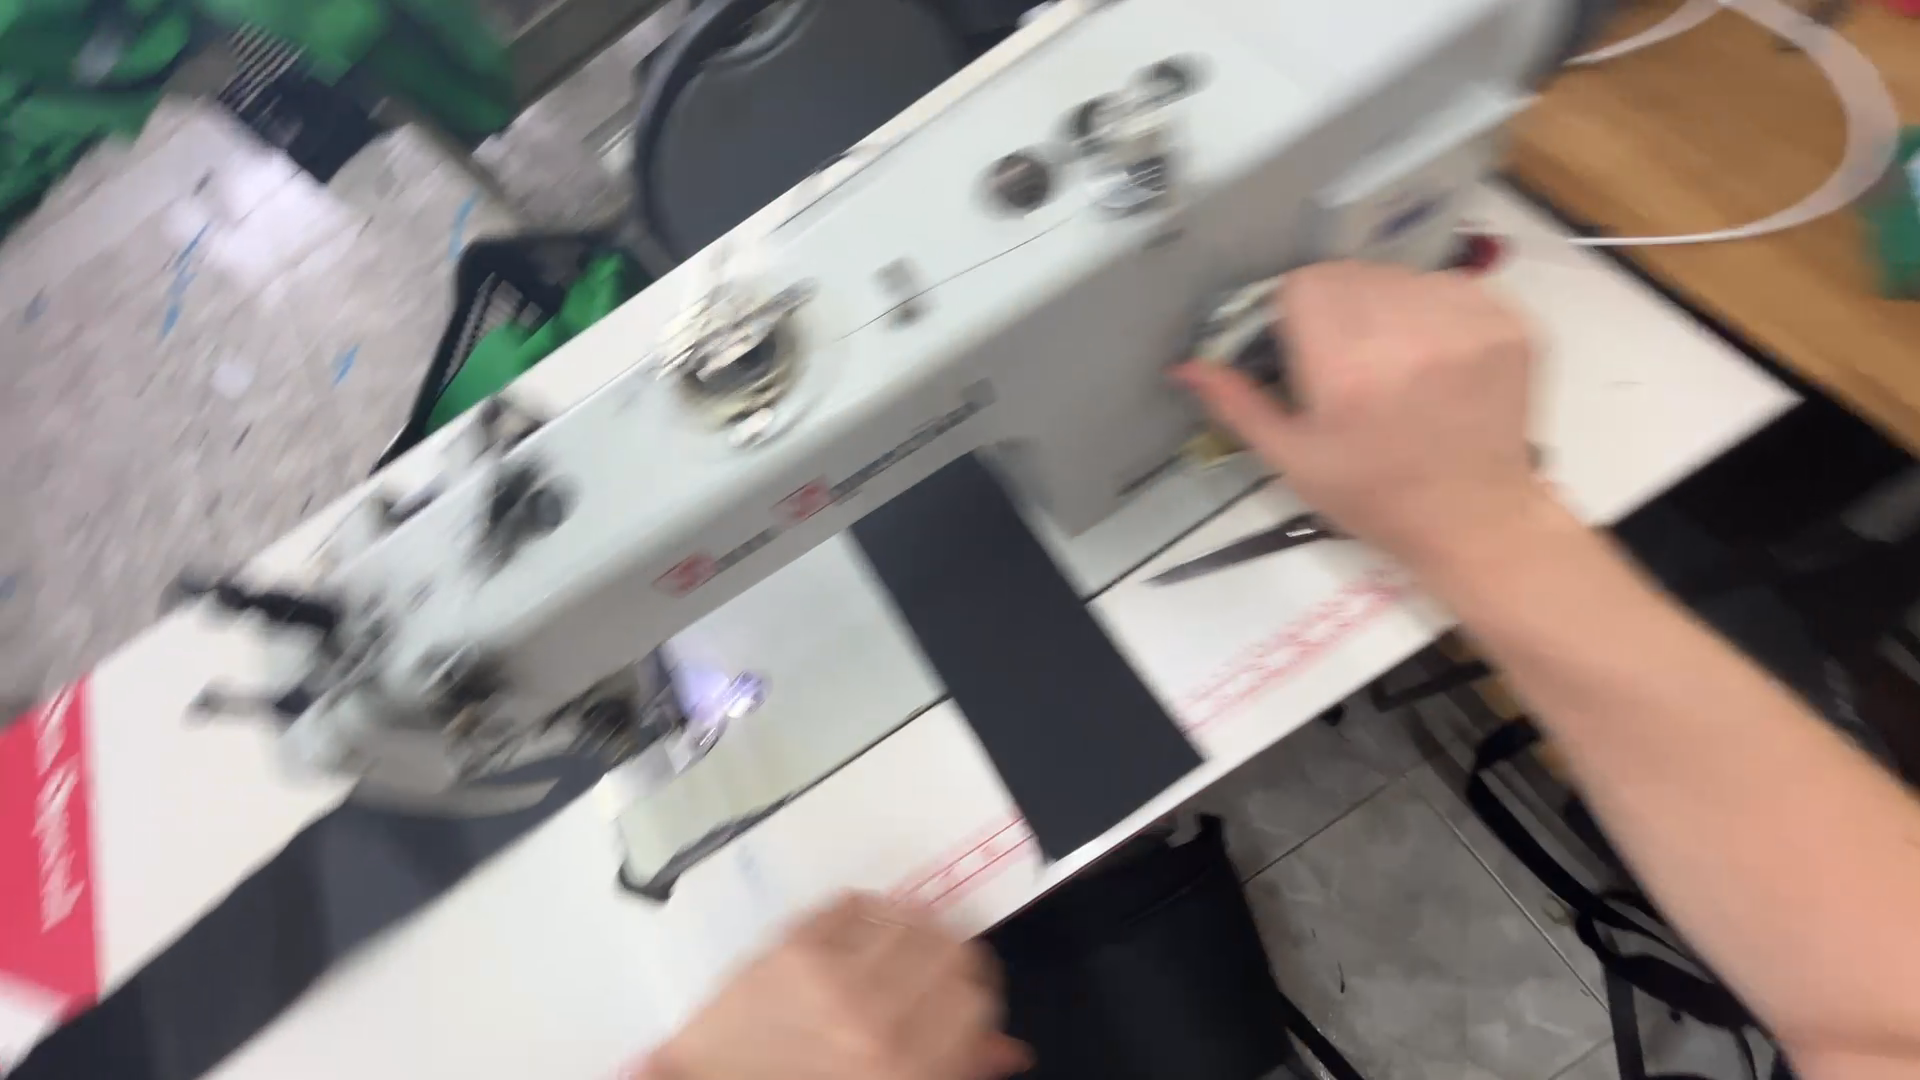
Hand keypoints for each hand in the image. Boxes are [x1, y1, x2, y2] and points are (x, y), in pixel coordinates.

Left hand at [642, 894, 1030, 1079]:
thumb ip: (952, 1072)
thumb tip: (1009, 1049)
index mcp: (905, 1068)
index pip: (976, 992)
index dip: (973, 987)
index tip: (957, 989)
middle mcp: (877, 1018)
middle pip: (951, 946)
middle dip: (943, 954)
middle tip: (922, 967)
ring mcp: (834, 976)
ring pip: (910, 914)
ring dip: (907, 928)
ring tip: (886, 947)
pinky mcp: (794, 944)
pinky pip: (857, 902)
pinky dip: (862, 915)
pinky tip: (848, 940)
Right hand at [1175, 261, 1549, 572]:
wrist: (1471, 517)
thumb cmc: (1368, 495)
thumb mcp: (1289, 458)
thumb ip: (1236, 404)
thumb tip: (1184, 366)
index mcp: (1347, 371)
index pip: (1304, 285)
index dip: (1288, 308)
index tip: (1293, 340)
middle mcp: (1409, 336)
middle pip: (1348, 275)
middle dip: (1330, 305)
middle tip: (1335, 354)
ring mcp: (1468, 325)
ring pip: (1396, 276)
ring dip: (1377, 305)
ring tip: (1382, 356)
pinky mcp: (1509, 324)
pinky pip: (1447, 287)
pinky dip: (1425, 310)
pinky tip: (1424, 355)